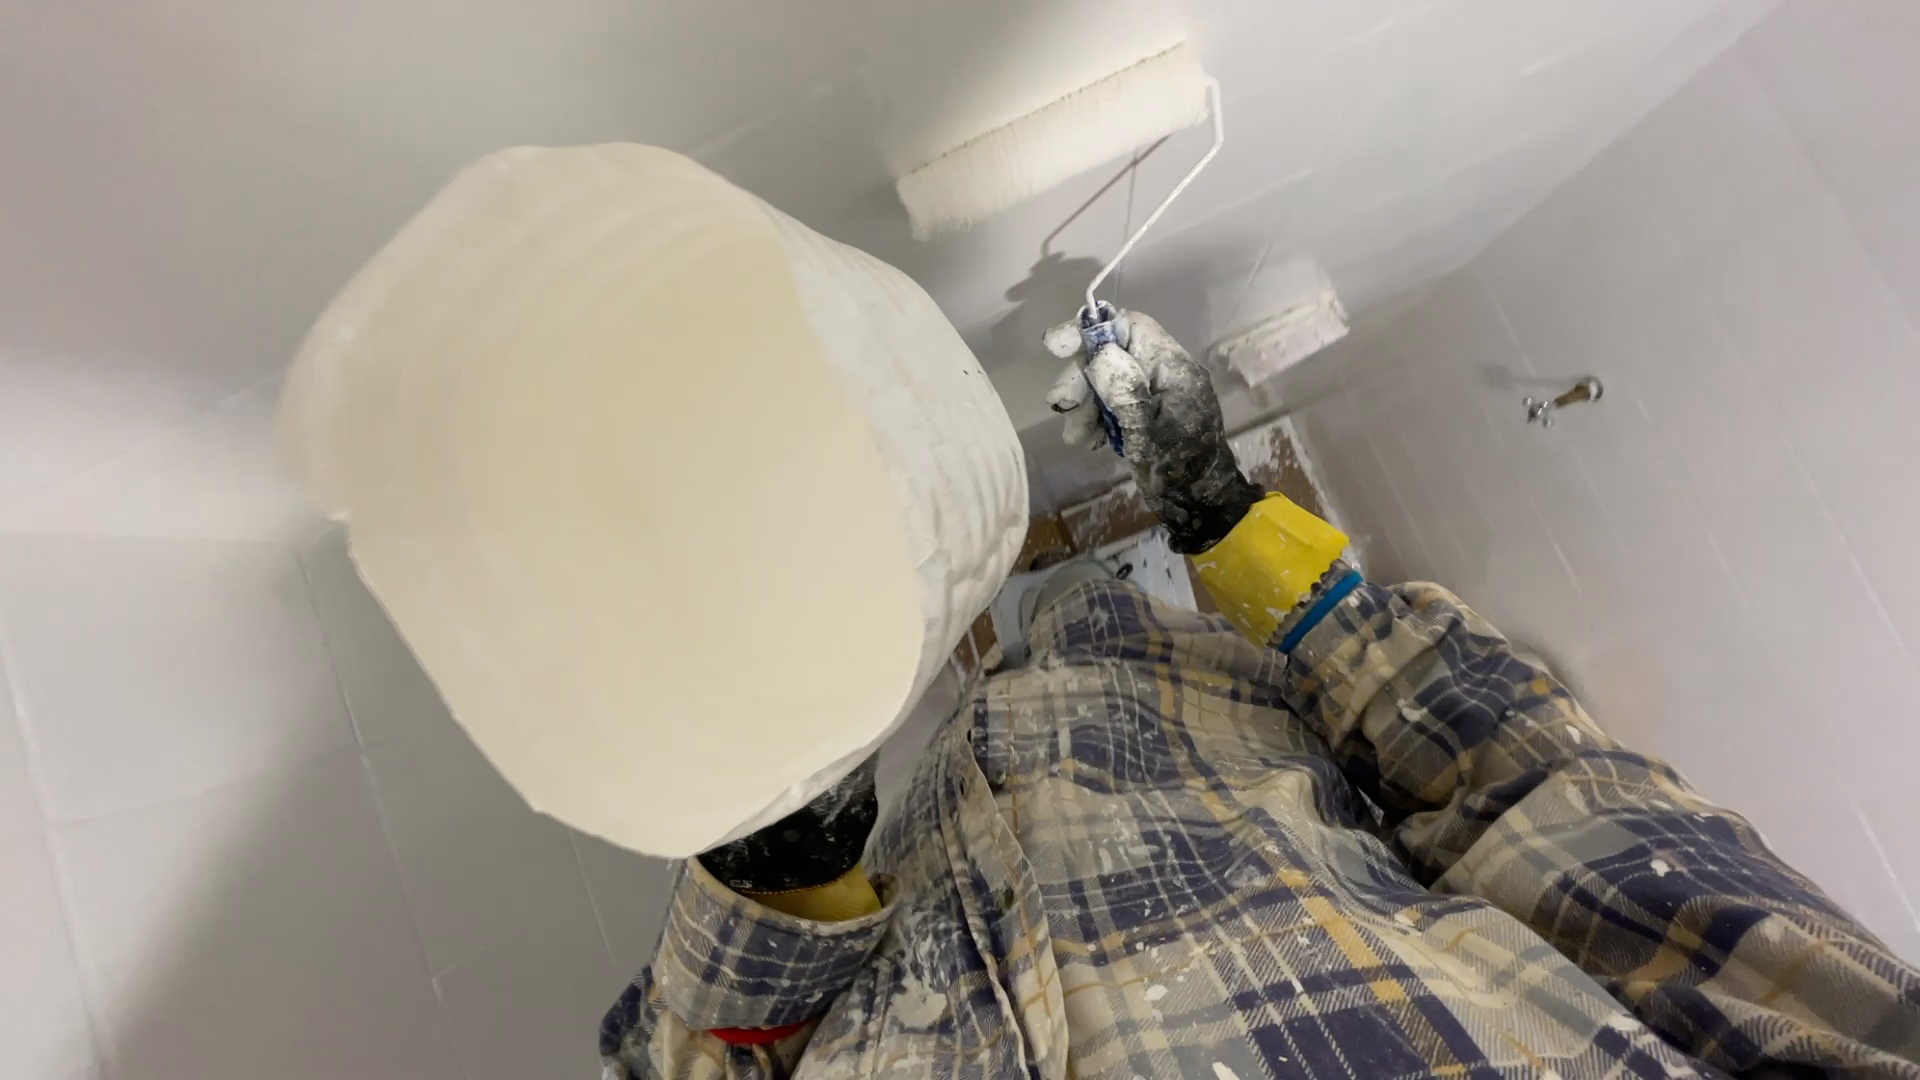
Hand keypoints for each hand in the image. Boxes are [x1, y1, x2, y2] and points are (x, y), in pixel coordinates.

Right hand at [1043, 310, 1262, 552]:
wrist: (1198, 505)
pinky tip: (1088, 441)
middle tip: (1061, 404)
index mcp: (1171, 367)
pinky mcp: (1140, 417)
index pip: (1128, 327)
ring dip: (1082, 405)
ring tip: (1076, 435)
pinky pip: (1108, 407)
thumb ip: (1124, 390)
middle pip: (1109, 356)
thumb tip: (1100, 354)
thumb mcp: (1148, 430)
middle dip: (1080, 379)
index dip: (1090, 331)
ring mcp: (1149, 396)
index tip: (1055, 347)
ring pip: (1103, 383)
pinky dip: (1092, 421)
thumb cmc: (1179, 468)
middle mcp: (1160, 374)